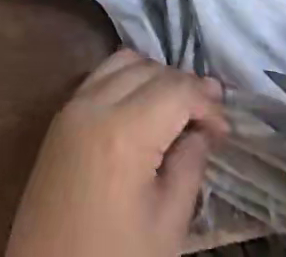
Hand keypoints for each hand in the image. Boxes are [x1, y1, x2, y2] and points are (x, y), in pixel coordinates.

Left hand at [7, 49, 225, 256]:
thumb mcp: (167, 224)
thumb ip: (190, 165)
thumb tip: (203, 130)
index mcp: (123, 131)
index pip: (177, 90)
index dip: (207, 104)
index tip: (225, 130)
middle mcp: (94, 104)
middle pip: (151, 69)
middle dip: (185, 87)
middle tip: (209, 117)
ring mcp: (71, 106)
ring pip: (123, 61)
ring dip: (155, 76)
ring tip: (177, 108)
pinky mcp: (59, 117)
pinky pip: (99, 76)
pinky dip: (126, 78)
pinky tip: (143, 105)